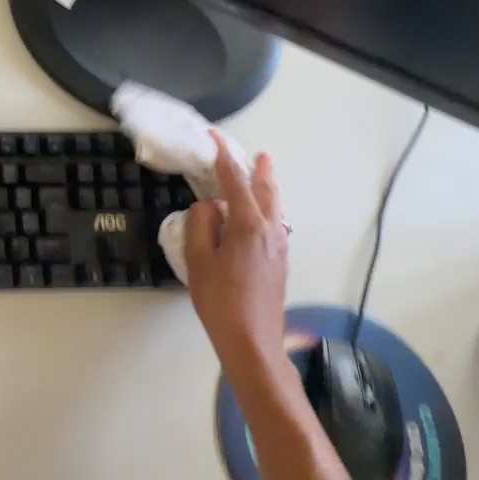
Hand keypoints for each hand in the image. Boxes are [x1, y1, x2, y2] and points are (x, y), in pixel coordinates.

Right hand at [184, 133, 288, 365]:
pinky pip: (276, 223)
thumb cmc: (220, 299)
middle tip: (258, 154)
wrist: (252, 341)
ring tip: (264, 174)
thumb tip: (211, 209)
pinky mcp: (280, 262)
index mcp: (248, 225)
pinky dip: (269, 207)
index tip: (214, 138)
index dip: (223, 157)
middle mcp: (270, 231)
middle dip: (260, 170)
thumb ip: (201, 224)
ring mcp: (279, 248)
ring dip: (268, 188)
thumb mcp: (197, 258)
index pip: (234, 181)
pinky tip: (260, 213)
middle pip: (267, 191)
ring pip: (276, 208)